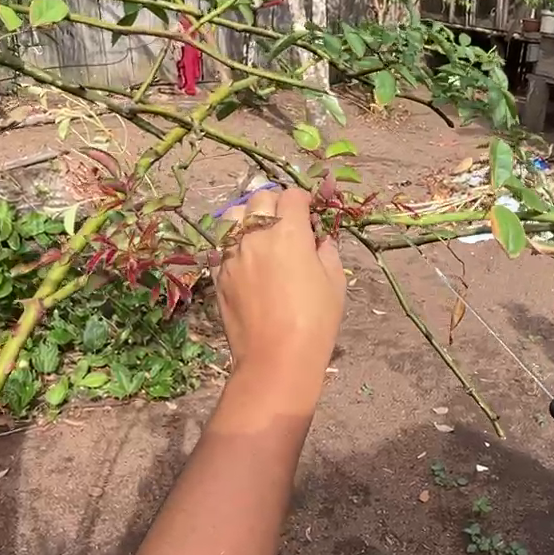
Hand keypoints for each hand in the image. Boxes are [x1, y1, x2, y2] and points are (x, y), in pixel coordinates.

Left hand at [213, 186, 344, 394]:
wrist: (277, 358)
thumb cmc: (315, 321)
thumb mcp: (334, 282)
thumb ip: (327, 251)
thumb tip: (320, 239)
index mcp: (289, 232)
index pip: (292, 196)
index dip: (304, 201)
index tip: (309, 214)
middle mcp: (256, 235)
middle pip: (260, 199)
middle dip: (275, 204)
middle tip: (287, 222)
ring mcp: (232, 254)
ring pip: (232, 217)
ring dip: (247, 217)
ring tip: (258, 232)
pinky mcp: (219, 274)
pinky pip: (221, 245)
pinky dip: (232, 243)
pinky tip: (244, 257)